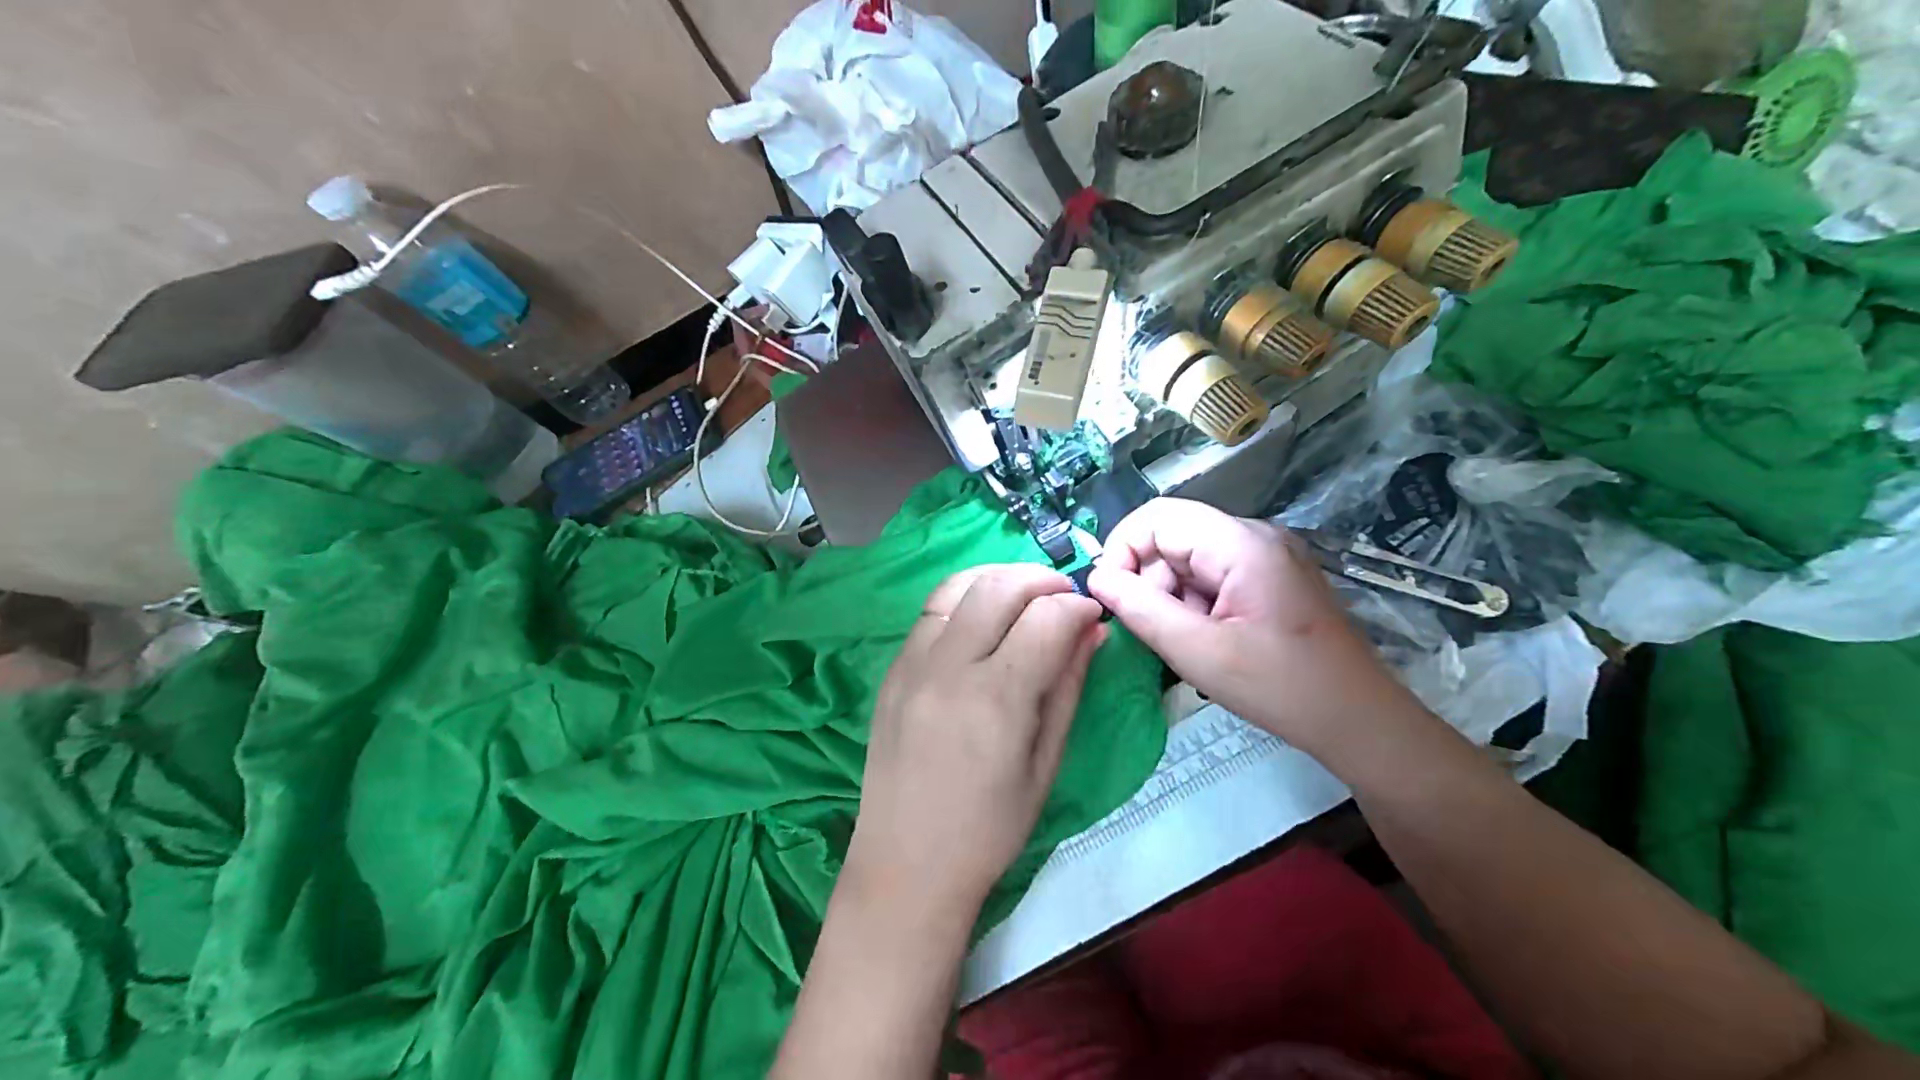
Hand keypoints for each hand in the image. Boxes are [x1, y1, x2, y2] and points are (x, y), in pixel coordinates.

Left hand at [849, 564, 1106, 919]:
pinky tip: (982, 619)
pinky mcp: (891, 670)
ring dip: (999, 578)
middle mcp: (948, 668)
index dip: (1079, 606)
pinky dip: (963, 599)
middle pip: (998, 586)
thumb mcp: (1045, 764)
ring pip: (957, 585)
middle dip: (1041, 579)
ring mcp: (911, 665)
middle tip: (1065, 597)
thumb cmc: (989, 830)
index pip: (1046, 617)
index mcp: (995, 699)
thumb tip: (1091, 631)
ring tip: (1025, 596)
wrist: (906, 865)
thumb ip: (1067, 687)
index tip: (1093, 616)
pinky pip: (930, 612)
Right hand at [1086, 498, 1421, 755]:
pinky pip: (1213, 575)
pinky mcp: (1272, 577)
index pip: (1157, 517)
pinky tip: (1208, 639)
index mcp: (1241, 543)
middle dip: (1149, 579)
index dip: (1122, 549)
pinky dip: (1195, 603)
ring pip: (1189, 558)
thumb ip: (1139, 608)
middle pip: (1173, 536)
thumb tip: (1096, 578)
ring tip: (1187, 641)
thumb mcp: (1197, 651)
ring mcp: (1267, 556)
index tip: (1110, 595)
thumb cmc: (1280, 686)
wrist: (1359, 720)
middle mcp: (1255, 536)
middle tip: (1153, 628)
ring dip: (1172, 595)